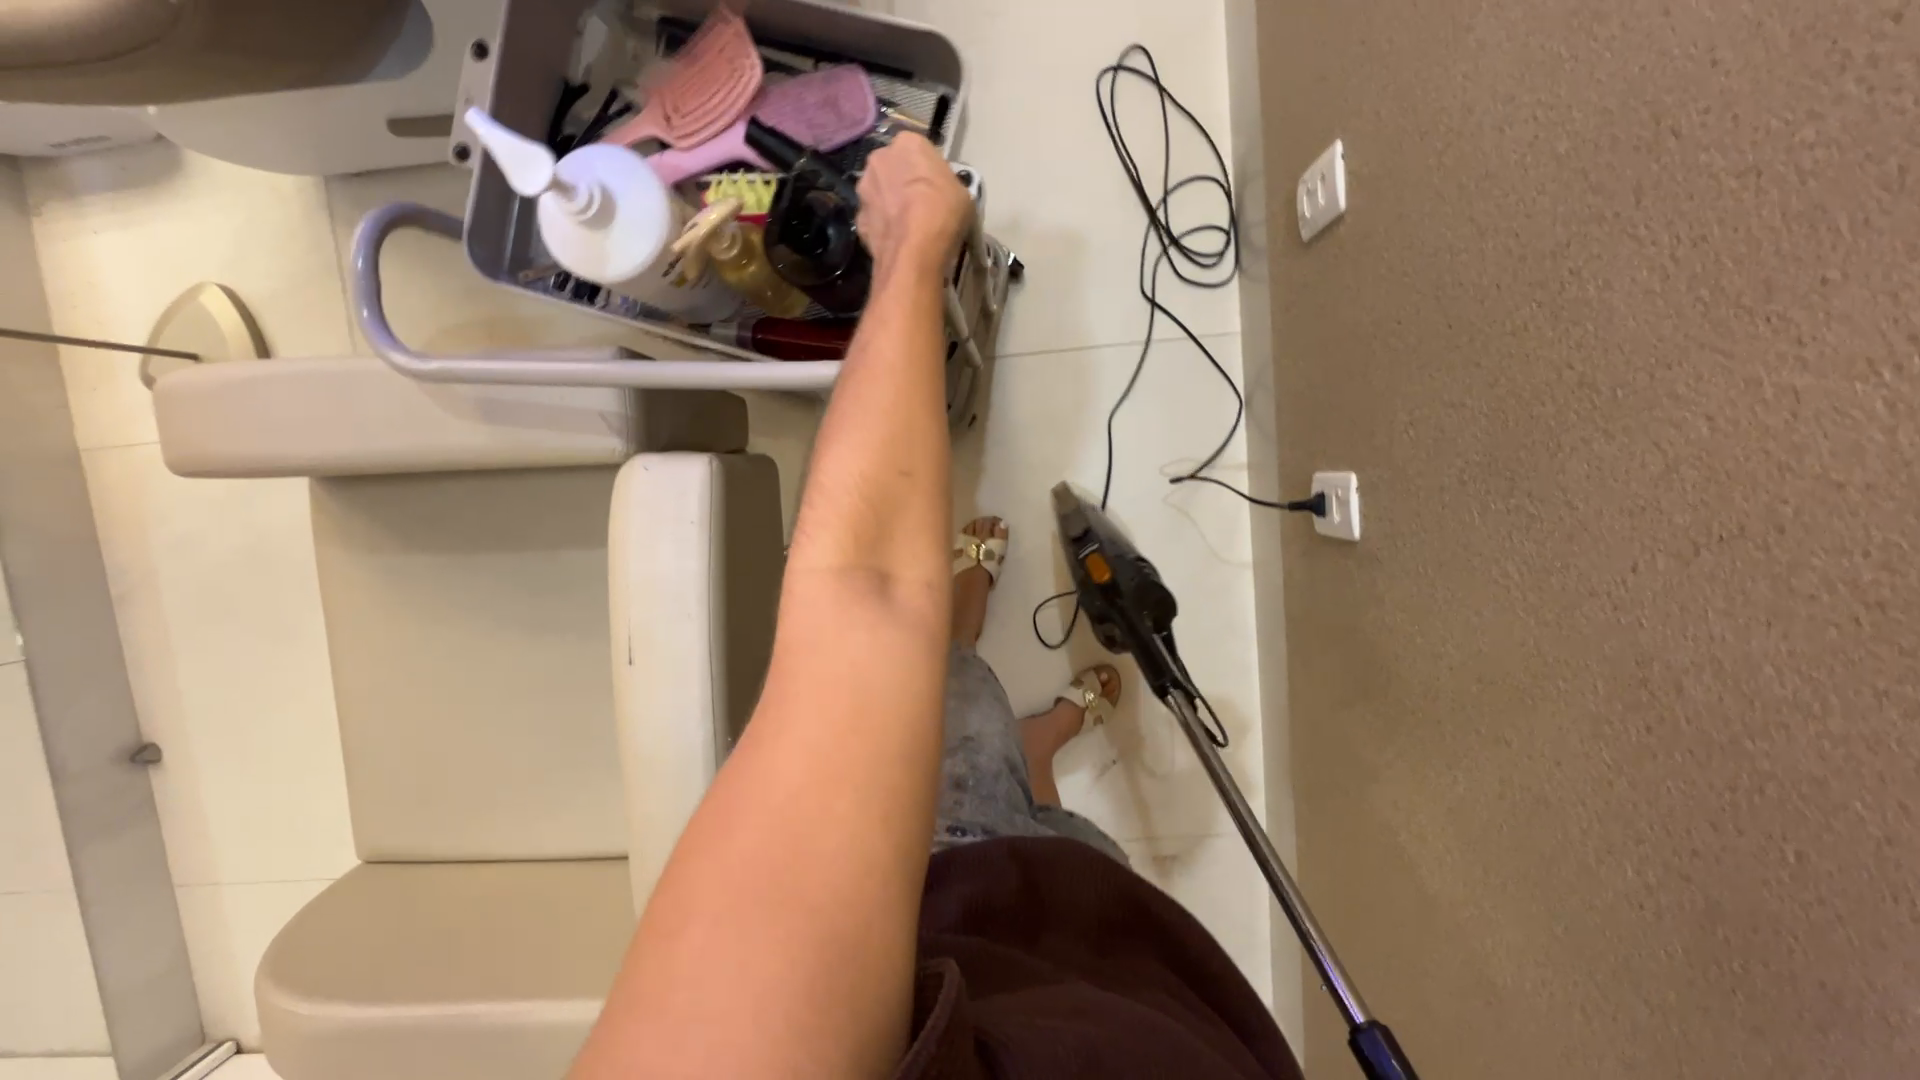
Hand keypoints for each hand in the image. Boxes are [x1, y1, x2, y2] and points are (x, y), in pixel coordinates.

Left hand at [855, 133, 973, 274]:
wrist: (914, 251)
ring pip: (879, 192)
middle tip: (921, 205)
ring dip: (889, 203)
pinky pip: (873, 218)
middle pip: (893, 167)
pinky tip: (896, 240)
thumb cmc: (943, 213)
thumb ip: (947, 185)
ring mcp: (864, 188)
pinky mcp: (858, 218)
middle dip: (903, 182)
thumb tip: (942, 194)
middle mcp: (879, 158)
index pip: (919, 150)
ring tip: (906, 225)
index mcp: (908, 143)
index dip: (928, 170)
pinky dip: (882, 226)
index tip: (937, 187)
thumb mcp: (962, 194)